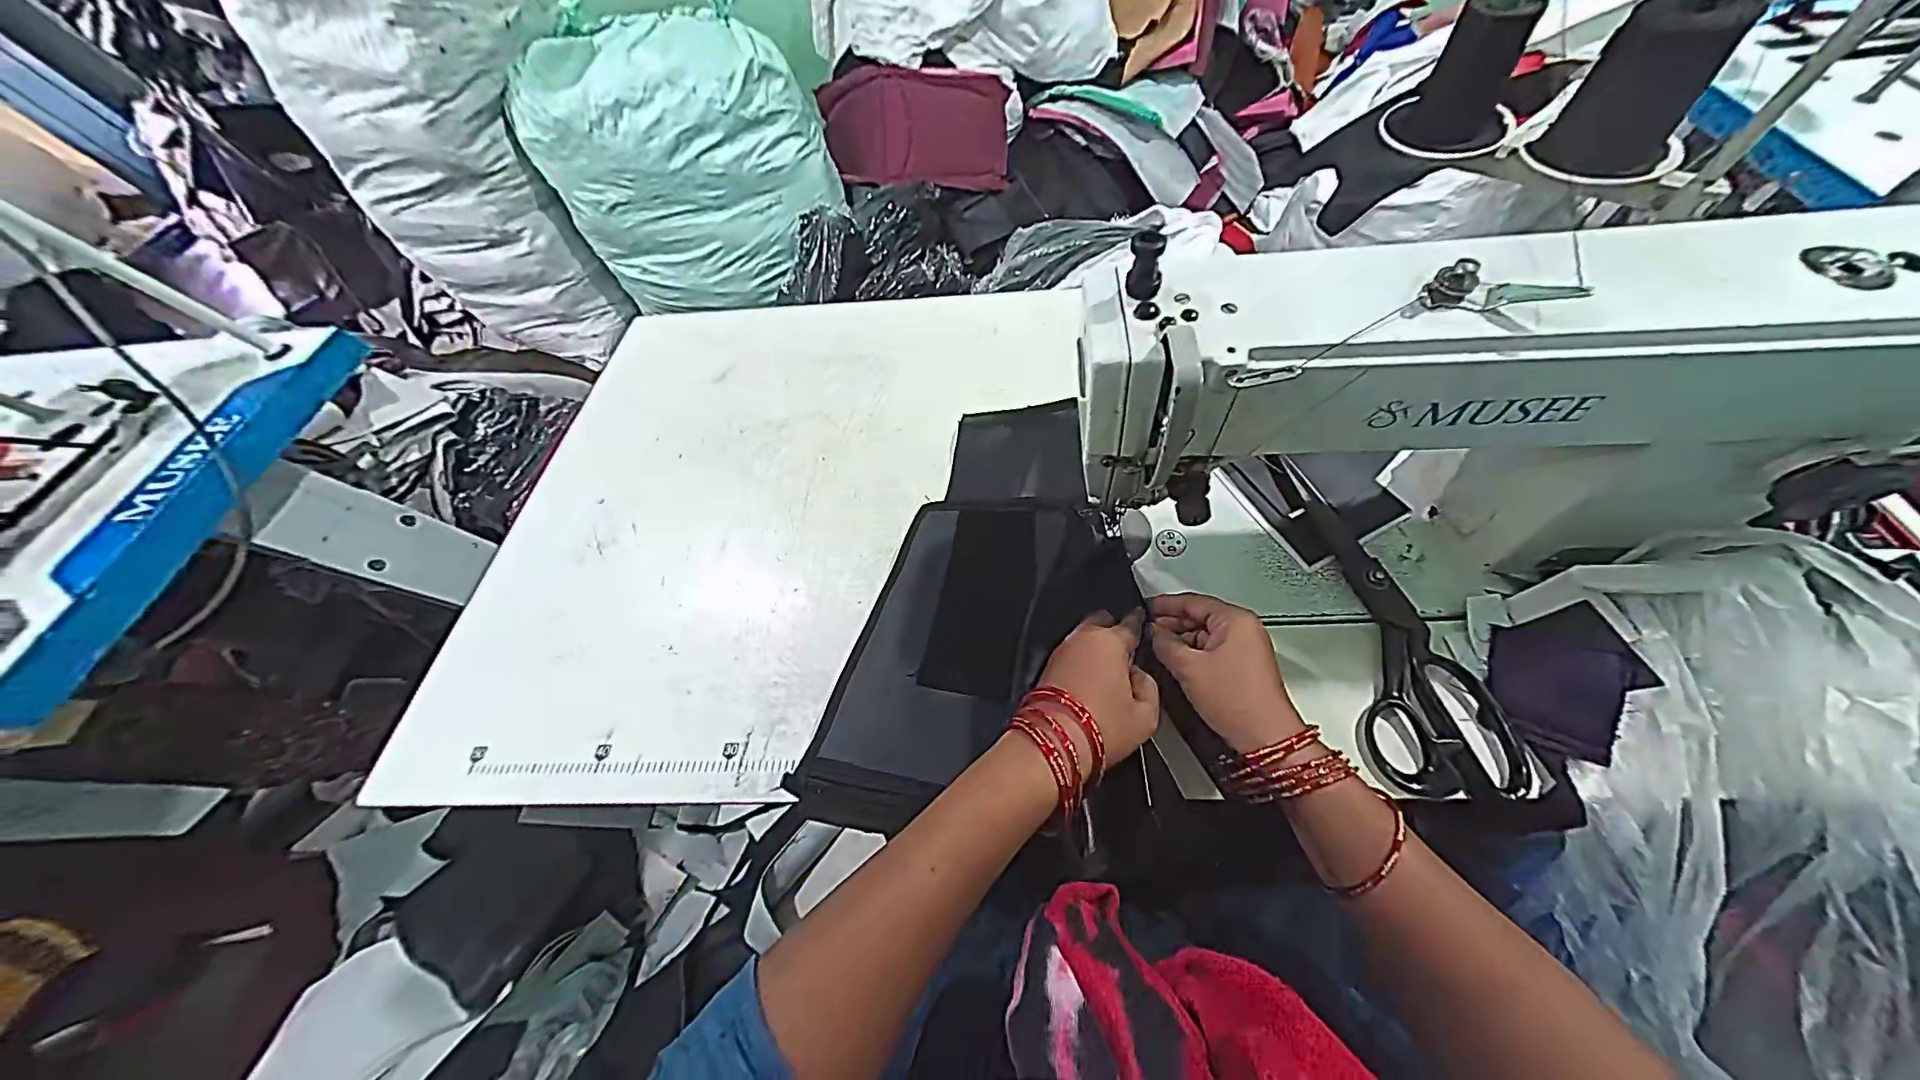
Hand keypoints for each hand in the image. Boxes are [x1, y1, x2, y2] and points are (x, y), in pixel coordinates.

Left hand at [1033, 610, 1159, 773]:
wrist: (1054, 741)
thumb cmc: (1098, 728)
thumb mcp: (1146, 715)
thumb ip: (1150, 687)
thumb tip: (1140, 678)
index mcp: (1111, 642)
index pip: (1130, 623)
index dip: (1138, 622)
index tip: (1141, 620)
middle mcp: (1083, 640)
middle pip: (1101, 622)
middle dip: (1113, 629)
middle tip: (1125, 647)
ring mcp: (1062, 652)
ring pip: (1083, 638)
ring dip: (1095, 648)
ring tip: (1108, 668)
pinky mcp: (1047, 668)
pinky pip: (1070, 656)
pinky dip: (1081, 662)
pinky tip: (1089, 680)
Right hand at [1149, 592, 1305, 752]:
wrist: (1265, 736)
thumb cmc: (1240, 703)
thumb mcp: (1188, 667)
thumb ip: (1164, 643)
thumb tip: (1154, 633)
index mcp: (1236, 620)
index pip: (1192, 601)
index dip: (1164, 605)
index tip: (1146, 608)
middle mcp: (1244, 629)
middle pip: (1198, 617)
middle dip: (1171, 624)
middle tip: (1147, 631)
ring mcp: (1244, 648)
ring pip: (1203, 635)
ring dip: (1180, 642)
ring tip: (1157, 649)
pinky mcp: (1242, 665)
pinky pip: (1211, 651)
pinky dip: (1192, 655)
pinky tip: (1176, 663)